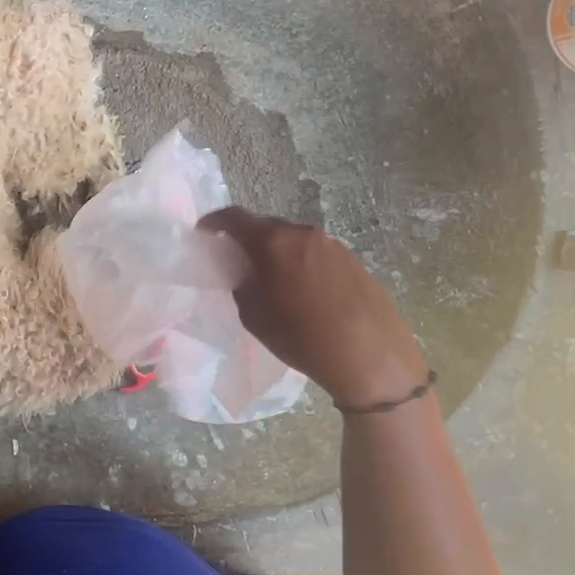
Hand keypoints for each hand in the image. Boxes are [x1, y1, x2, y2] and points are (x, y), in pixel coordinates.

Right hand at [197, 207, 427, 411]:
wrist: (370, 357)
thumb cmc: (302, 337)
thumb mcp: (253, 315)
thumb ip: (242, 284)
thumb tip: (246, 273)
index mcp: (274, 242)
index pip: (235, 218)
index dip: (214, 222)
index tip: (203, 232)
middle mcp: (303, 234)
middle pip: (266, 226)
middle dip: (247, 239)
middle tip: (236, 260)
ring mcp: (332, 245)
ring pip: (292, 240)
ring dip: (276, 252)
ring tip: (270, 279)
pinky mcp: (353, 260)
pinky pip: (314, 253)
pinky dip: (299, 262)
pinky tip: (301, 290)